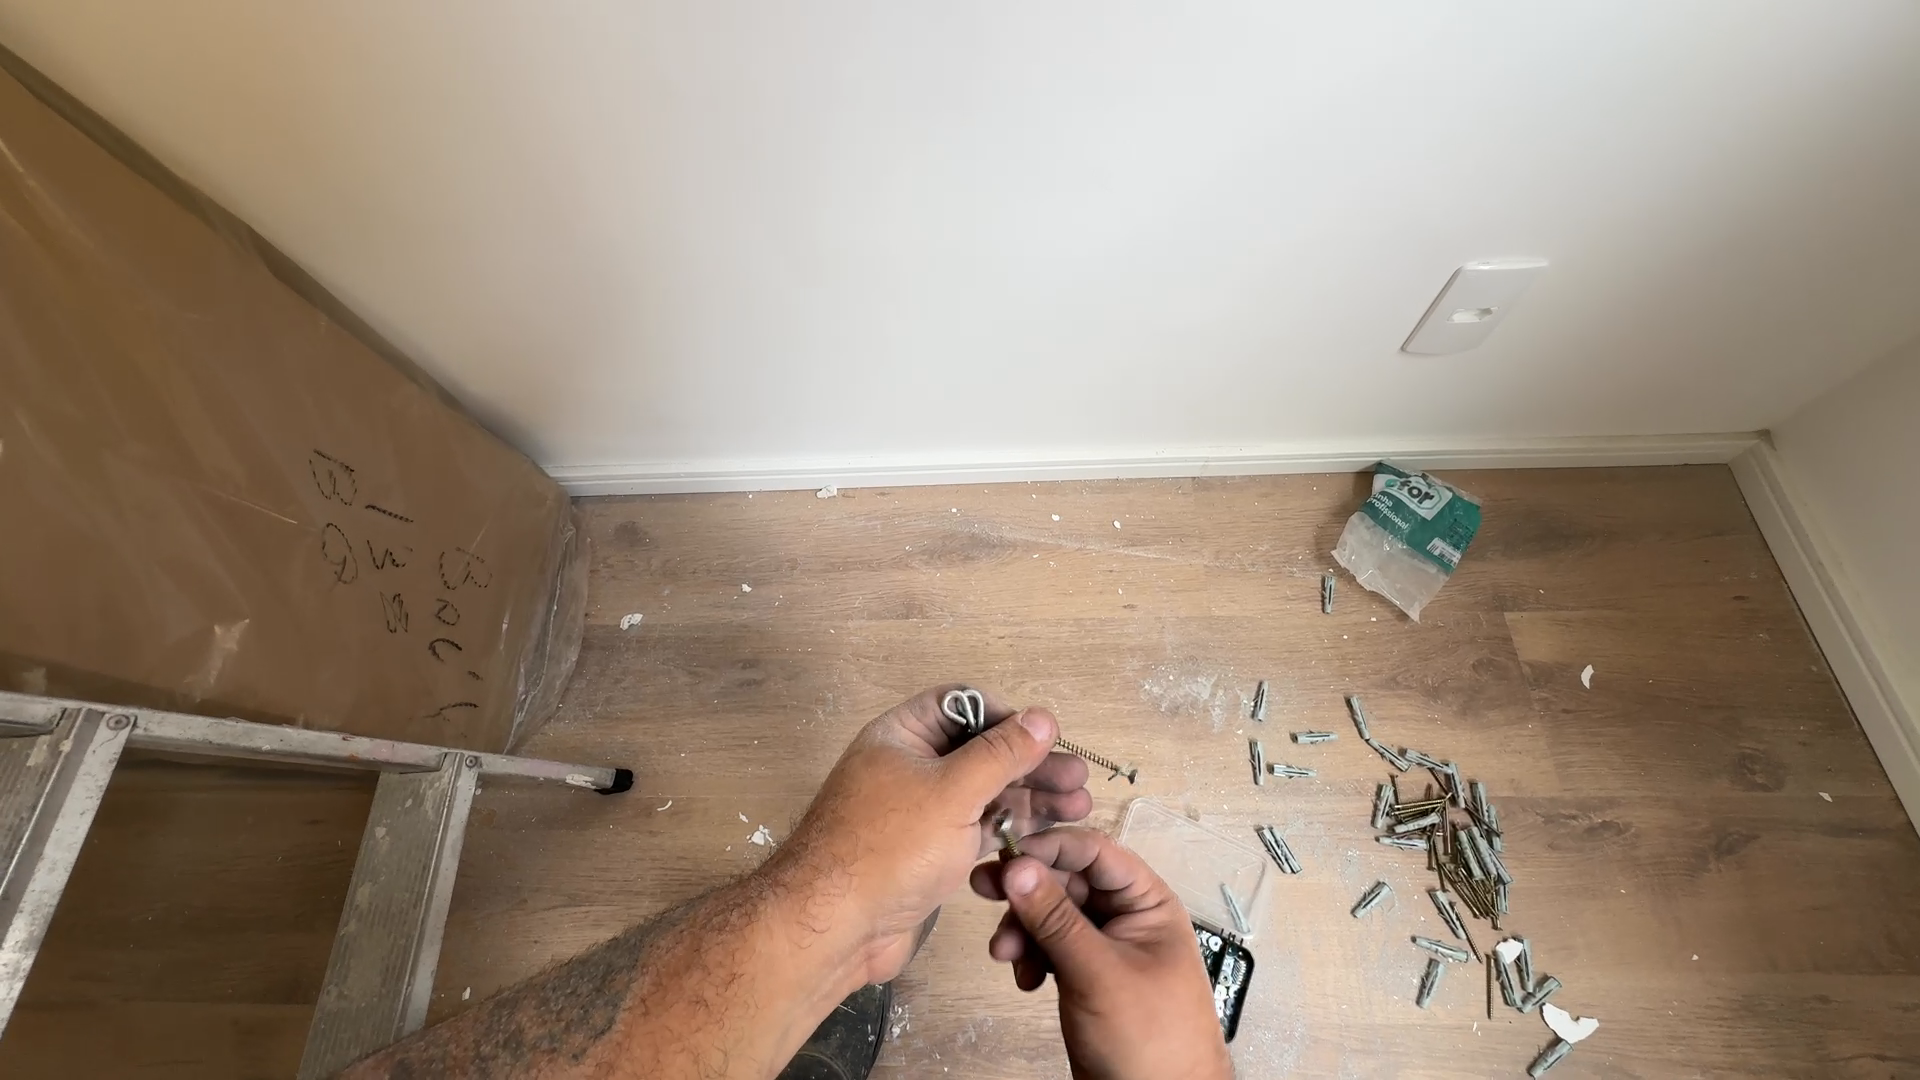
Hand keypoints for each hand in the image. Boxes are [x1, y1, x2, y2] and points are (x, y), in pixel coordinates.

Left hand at [775, 685, 1092, 984]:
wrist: (833, 928)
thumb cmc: (890, 846)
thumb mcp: (951, 791)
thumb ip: (1000, 753)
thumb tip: (1042, 716)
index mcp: (905, 734)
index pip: (964, 706)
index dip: (1007, 718)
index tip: (1047, 739)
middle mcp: (912, 764)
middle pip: (980, 751)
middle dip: (1030, 764)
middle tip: (1079, 781)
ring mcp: (920, 809)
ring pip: (983, 792)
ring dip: (1029, 798)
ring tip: (1080, 807)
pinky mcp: (929, 849)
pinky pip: (975, 827)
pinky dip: (1009, 828)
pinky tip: (1046, 834)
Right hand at [970, 827, 1231, 1079]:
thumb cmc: (1147, 1038)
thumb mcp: (1098, 973)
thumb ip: (1055, 918)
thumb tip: (1015, 865)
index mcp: (1146, 901)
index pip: (1095, 853)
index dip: (1050, 848)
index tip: (1007, 854)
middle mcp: (1125, 915)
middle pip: (1066, 882)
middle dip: (1027, 892)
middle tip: (981, 888)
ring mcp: (1104, 946)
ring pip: (1052, 915)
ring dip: (1023, 929)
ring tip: (1002, 954)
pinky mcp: (1085, 974)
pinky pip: (1049, 947)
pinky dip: (1030, 957)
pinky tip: (1024, 979)